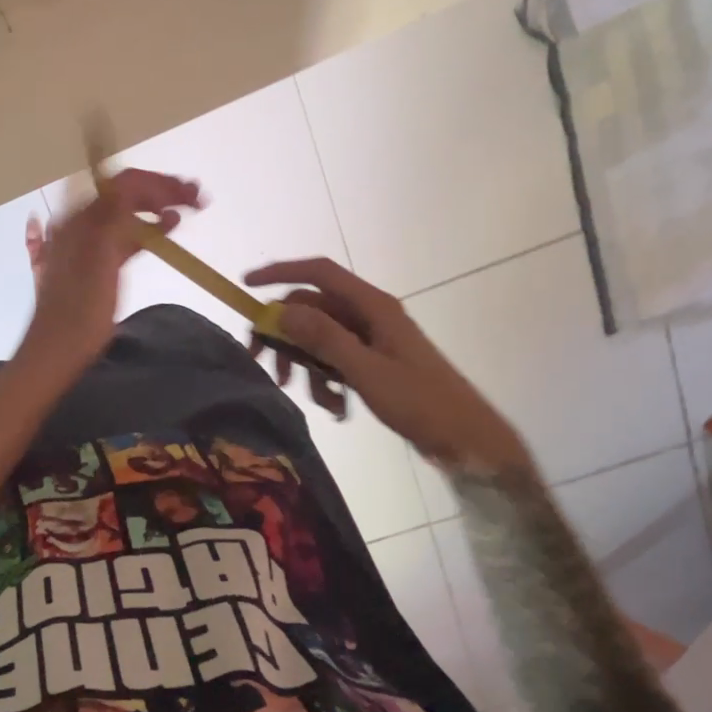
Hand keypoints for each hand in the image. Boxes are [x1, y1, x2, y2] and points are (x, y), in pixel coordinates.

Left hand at [19, 169, 202, 376]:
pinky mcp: (94, 265)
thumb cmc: (79, 312)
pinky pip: (122, 237)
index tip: (189, 192)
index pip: (121, 184)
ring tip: (189, 209)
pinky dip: (146, 229)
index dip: (157, 183)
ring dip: (157, 208)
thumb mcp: (98, 261)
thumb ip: (112, 218)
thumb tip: (129, 180)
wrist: (56, 351)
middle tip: (197, 197)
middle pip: (124, 195)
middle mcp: (80, 225)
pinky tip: (167, 229)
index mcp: (78, 220)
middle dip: (161, 191)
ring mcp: (86, 245)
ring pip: (125, 215)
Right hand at [243, 257, 533, 474]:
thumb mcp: (366, 371)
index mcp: (374, 307)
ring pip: (317, 338)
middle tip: (260, 362)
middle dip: (283, 334)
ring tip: (303, 394)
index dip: (281, 272)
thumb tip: (281, 311)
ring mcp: (370, 339)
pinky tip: (332, 405)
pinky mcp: (370, 362)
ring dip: (303, 364)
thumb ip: (324, 338)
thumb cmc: (422, 402)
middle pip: (311, 309)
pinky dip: (322, 379)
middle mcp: (369, 316)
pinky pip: (332, 360)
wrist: (464, 438)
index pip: (320, 273)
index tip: (246, 285)